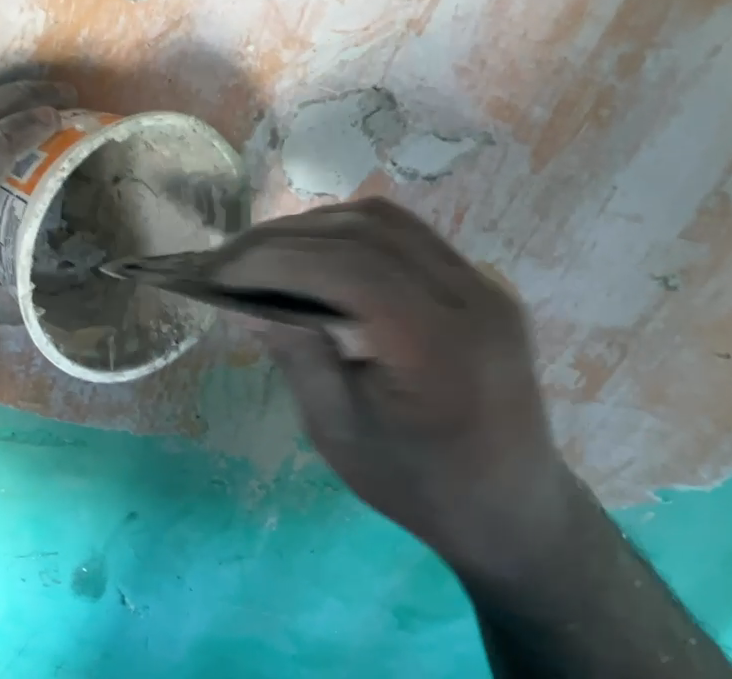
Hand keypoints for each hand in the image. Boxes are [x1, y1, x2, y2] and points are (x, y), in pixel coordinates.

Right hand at [211, 198, 572, 569]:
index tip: (218, 273)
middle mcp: (472, 298)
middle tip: (226, 261)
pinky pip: (404, 235)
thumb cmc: (420, 487)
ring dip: (313, 228)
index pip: (350, 269)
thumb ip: (297, 356)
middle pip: (364, 233)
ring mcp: (482, 284)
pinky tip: (311, 257)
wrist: (513, 511)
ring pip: (383, 221)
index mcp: (440, 346)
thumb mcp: (341, 433)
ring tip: (261, 255)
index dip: (276, 260)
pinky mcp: (477, 283)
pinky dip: (346, 234)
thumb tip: (242, 302)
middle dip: (284, 239)